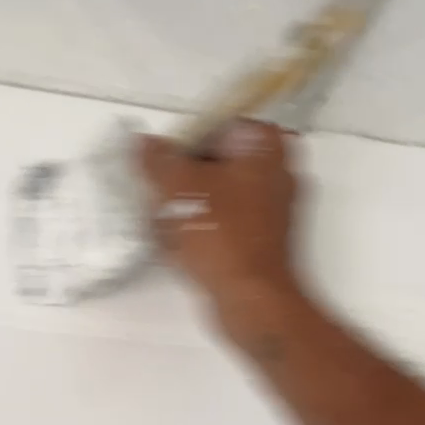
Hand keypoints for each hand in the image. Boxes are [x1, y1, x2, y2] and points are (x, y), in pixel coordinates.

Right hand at [137, 119, 303, 309]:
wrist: (253, 299)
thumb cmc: (222, 236)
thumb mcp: (178, 188)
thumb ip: (158, 160)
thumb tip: (145, 144)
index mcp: (266, 144)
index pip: (216, 125)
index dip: (184, 143)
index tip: (162, 165)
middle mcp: (279, 171)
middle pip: (217, 164)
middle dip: (185, 180)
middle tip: (162, 196)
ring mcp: (276, 209)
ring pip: (219, 197)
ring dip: (190, 209)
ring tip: (168, 225)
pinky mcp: (266, 242)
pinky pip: (226, 226)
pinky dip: (204, 231)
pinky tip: (182, 247)